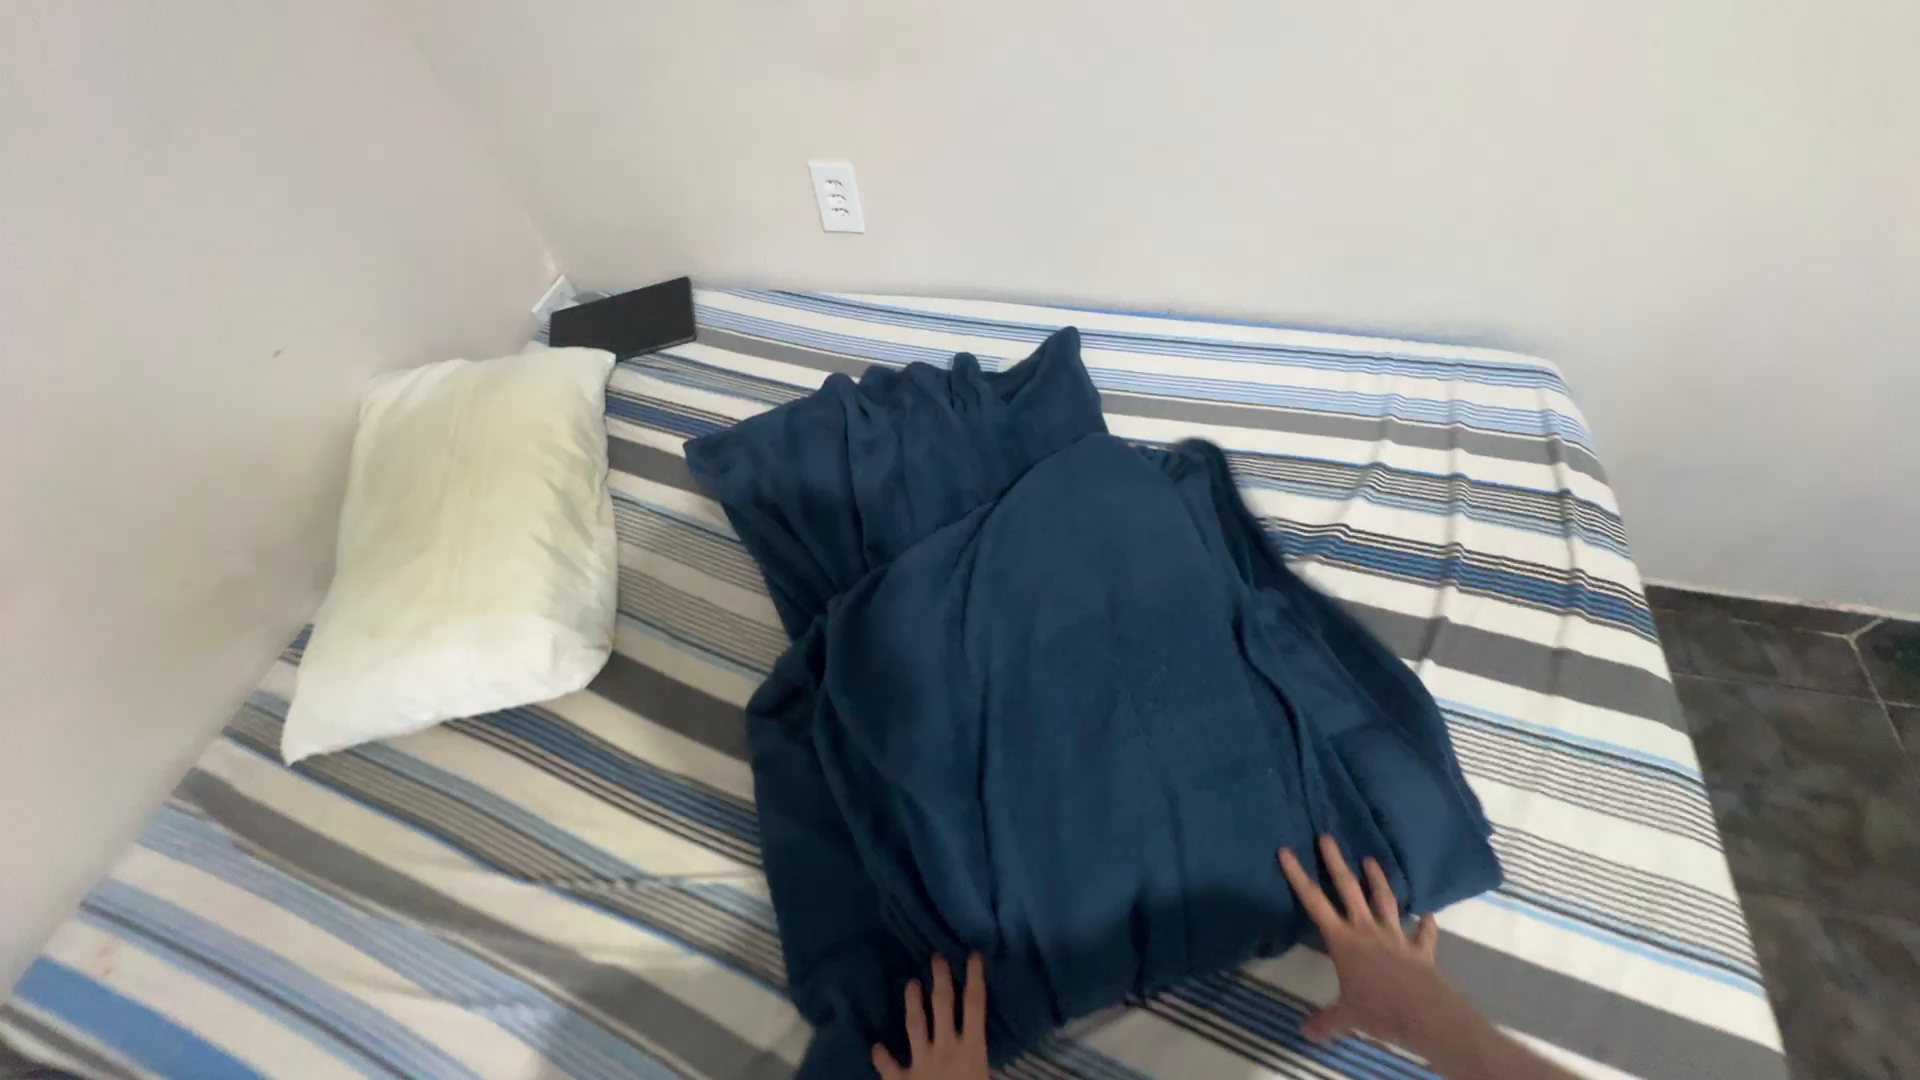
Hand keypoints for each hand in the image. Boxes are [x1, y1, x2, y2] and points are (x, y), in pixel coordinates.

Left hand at [872, 953, 988, 1079]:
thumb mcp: (986, 1078)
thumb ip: (983, 1061)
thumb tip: (983, 1044)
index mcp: (970, 1050)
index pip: (974, 1005)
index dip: (974, 977)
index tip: (973, 956)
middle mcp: (944, 1049)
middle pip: (942, 1005)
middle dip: (940, 979)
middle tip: (936, 957)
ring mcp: (921, 1063)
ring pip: (915, 1025)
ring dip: (912, 1003)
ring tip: (910, 983)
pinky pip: (889, 1067)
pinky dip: (882, 1058)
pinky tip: (876, 1047)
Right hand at [1278, 834, 1459, 1046]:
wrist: (1428, 1016)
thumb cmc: (1380, 1010)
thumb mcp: (1348, 1017)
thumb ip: (1326, 1021)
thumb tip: (1303, 1031)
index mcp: (1343, 940)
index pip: (1314, 902)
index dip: (1298, 876)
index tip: (1286, 851)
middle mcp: (1366, 930)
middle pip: (1349, 889)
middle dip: (1336, 863)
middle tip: (1327, 837)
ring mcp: (1395, 937)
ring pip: (1385, 901)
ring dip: (1378, 881)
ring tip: (1372, 860)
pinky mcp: (1420, 951)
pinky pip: (1423, 935)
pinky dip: (1425, 925)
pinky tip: (1428, 916)